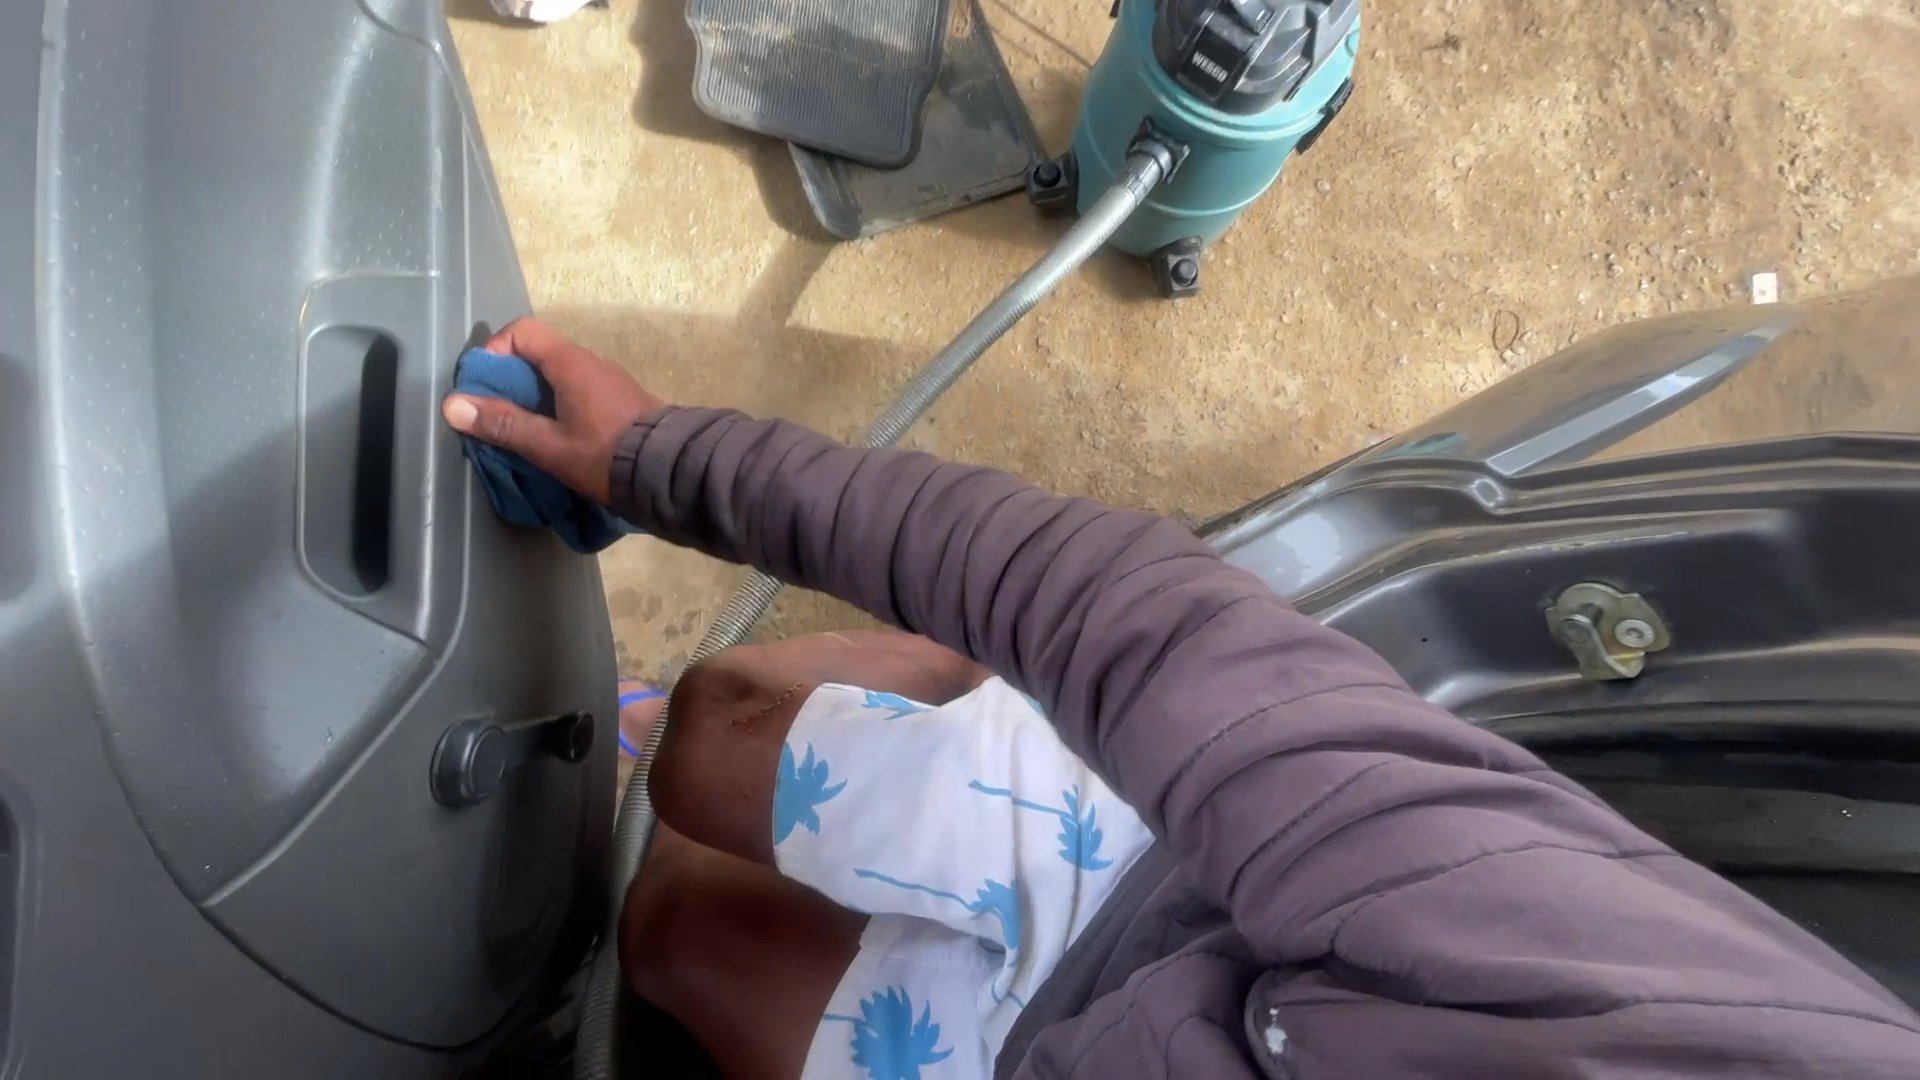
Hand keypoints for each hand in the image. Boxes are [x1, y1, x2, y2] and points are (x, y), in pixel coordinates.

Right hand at [441, 317, 665, 505]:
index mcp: (573, 363)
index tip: (485, 388)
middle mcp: (595, 363)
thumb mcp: (550, 446)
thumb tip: (453, 405)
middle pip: (542, 355)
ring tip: (528, 431)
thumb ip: (504, 424)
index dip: (495, 352)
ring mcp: (614, 382)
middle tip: (500, 416)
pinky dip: (565, 406)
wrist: (672, 472)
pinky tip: (561, 437)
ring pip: (564, 377)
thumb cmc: (607, 456)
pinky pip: (585, 393)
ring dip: (540, 397)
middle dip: (513, 381)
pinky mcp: (627, 402)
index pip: (523, 331)